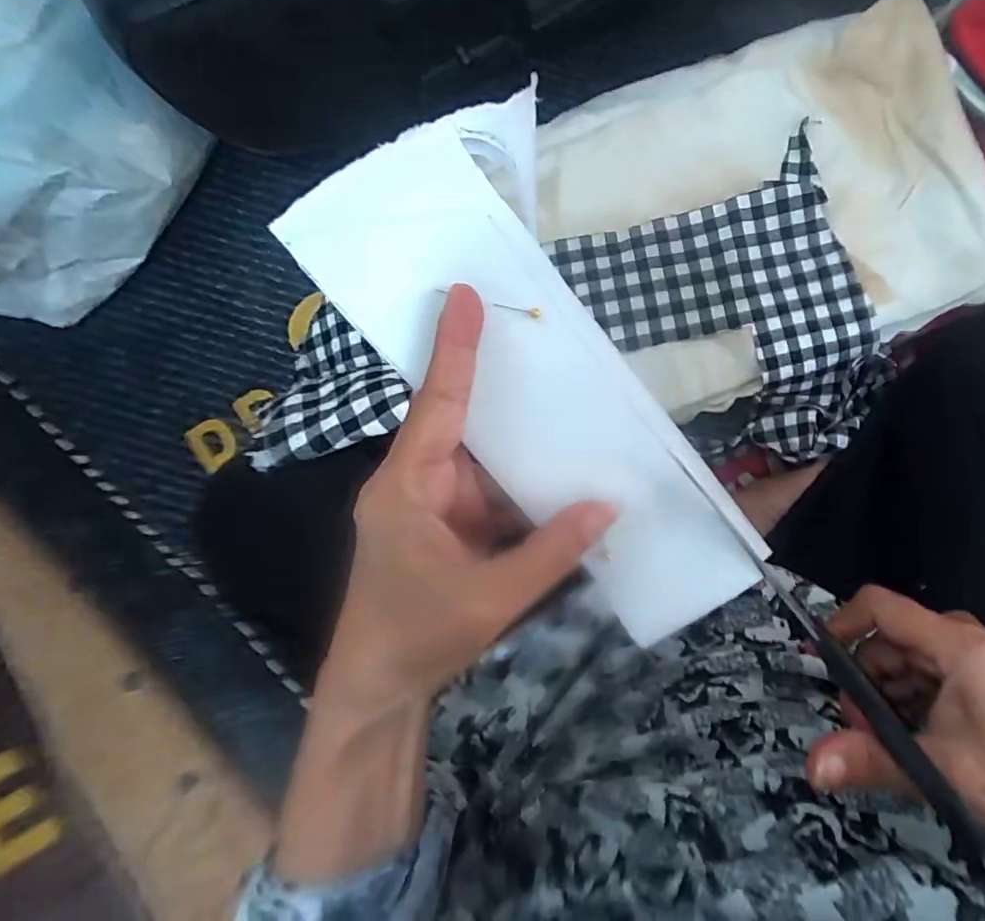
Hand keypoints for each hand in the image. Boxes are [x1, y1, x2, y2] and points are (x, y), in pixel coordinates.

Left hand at [316, 284, 616, 716]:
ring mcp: (436, 504)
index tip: (463, 295)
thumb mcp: (489, 598)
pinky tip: (565, 472)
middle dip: (500, 381)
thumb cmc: (415, 638)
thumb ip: (550, 552)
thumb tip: (607, 506)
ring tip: (572, 403)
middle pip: (463, 419)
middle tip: (538, 336)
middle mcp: (419, 482)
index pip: (438, 403)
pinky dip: (526, 483)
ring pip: (486, 457)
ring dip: (524, 440)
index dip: (455, 348)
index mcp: (408, 487)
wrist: (377, 690)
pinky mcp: (452, 524)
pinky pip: (495, 489)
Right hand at [805, 585, 984, 840]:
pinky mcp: (964, 674)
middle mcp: (954, 636)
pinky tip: (906, 735)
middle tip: (860, 730)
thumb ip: (871, 760)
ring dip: (880, 696)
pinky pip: (914, 673)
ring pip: (896, 659)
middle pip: (884, 640)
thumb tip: (812, 764)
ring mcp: (961, 654)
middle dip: (862, 681)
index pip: (880, 606)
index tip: (815, 657)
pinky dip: (899, 701)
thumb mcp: (937, 770)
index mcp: (952, 642)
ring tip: (885, 741)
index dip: (841, 623)